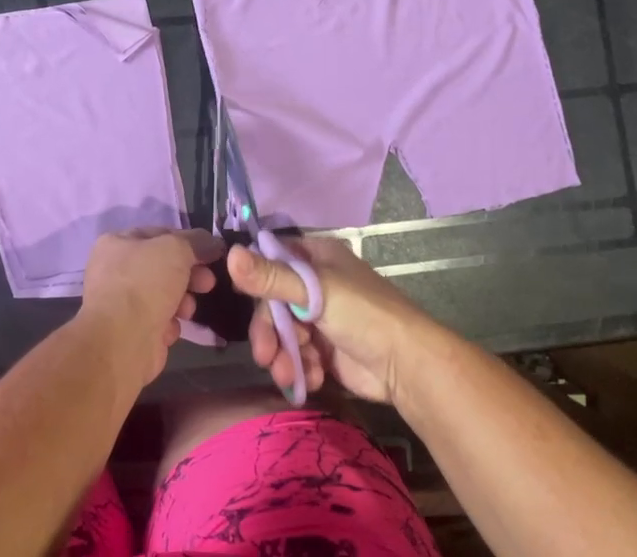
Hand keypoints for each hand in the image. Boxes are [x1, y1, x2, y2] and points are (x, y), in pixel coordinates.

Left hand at [77, 228, 224, 386]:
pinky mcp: (131, 331)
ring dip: (182, 301)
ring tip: (187, 310)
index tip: (212, 252)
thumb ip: (197, 242)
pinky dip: (169, 324)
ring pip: (164, 295)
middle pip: (164, 266)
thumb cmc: (145, 284)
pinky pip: (160, 321)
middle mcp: (115, 271)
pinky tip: (170, 329)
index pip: (159, 234)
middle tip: (208, 283)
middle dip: (190, 274)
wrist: (122, 342)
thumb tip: (213, 244)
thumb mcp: (176, 249)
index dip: (187, 241)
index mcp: (116, 243)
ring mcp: (122, 303)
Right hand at [229, 236, 441, 403]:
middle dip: (269, 332)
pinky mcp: (327, 349)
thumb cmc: (363, 315)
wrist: (407, 367)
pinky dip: (301, 368)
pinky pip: (299, 355)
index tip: (243, 300)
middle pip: (273, 303)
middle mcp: (317, 284)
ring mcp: (322, 318)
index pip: (273, 260)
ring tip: (289, 376)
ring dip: (283, 356)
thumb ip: (270, 278)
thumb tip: (229, 256)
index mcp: (317, 258)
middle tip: (265, 356)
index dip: (256, 280)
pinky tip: (311, 381)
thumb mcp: (315, 292)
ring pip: (284, 333)